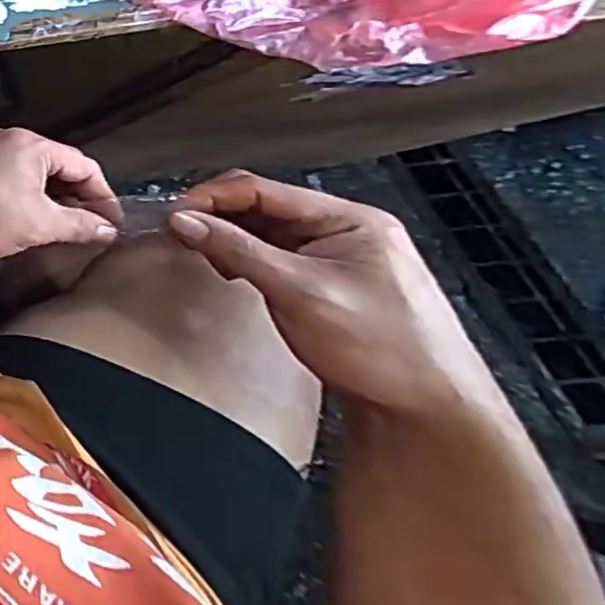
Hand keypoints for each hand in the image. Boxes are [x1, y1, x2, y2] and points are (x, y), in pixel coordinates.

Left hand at [0, 129, 118, 260]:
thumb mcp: (38, 224)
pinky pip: (8, 175)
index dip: (103, 196)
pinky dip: (25, 195)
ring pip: (32, 172)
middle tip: (89, 227)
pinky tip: (25, 218)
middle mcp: (7, 139)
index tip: (111, 224)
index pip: (84, 165)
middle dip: (77, 197)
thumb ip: (79, 225)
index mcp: (30, 145)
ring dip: (50, 197)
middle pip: (57, 165)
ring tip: (61, 227)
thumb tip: (106, 229)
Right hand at [168, 171, 500, 418]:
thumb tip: (183, 220)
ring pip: (262, 228)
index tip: (175, 215)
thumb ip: (236, 249)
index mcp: (350, 220)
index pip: (261, 189)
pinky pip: (271, 251)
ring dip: (227, 237)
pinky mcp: (325, 277)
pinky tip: (229, 269)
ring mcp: (336, 253)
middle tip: (182, 234)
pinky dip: (242, 255)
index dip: (211, 197)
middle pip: (260, 205)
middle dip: (216, 216)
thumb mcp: (298, 291)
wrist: (429, 415)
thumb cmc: (382, 351)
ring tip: (202, 254)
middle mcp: (344, 229)